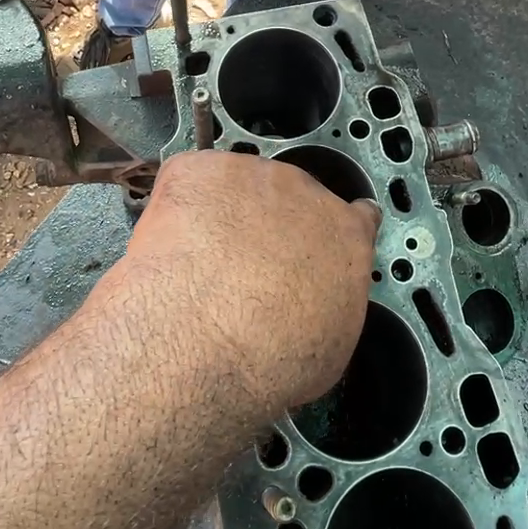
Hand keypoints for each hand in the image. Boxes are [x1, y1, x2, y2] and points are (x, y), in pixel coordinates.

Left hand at [114, 152, 378, 414]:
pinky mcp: (200, 171)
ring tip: (200, 264)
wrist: (204, 344)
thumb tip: (315, 307)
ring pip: (236, 185)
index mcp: (344, 234)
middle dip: (266, 224)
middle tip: (240, 269)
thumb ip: (331, 303)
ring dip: (221, 213)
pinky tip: (172, 245)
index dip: (330, 227)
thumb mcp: (329, 347)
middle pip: (288, 196)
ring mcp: (250, 175)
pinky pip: (188, 177)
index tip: (312, 240)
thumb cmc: (267, 357)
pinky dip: (177, 204)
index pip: (355, 214)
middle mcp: (302, 192)